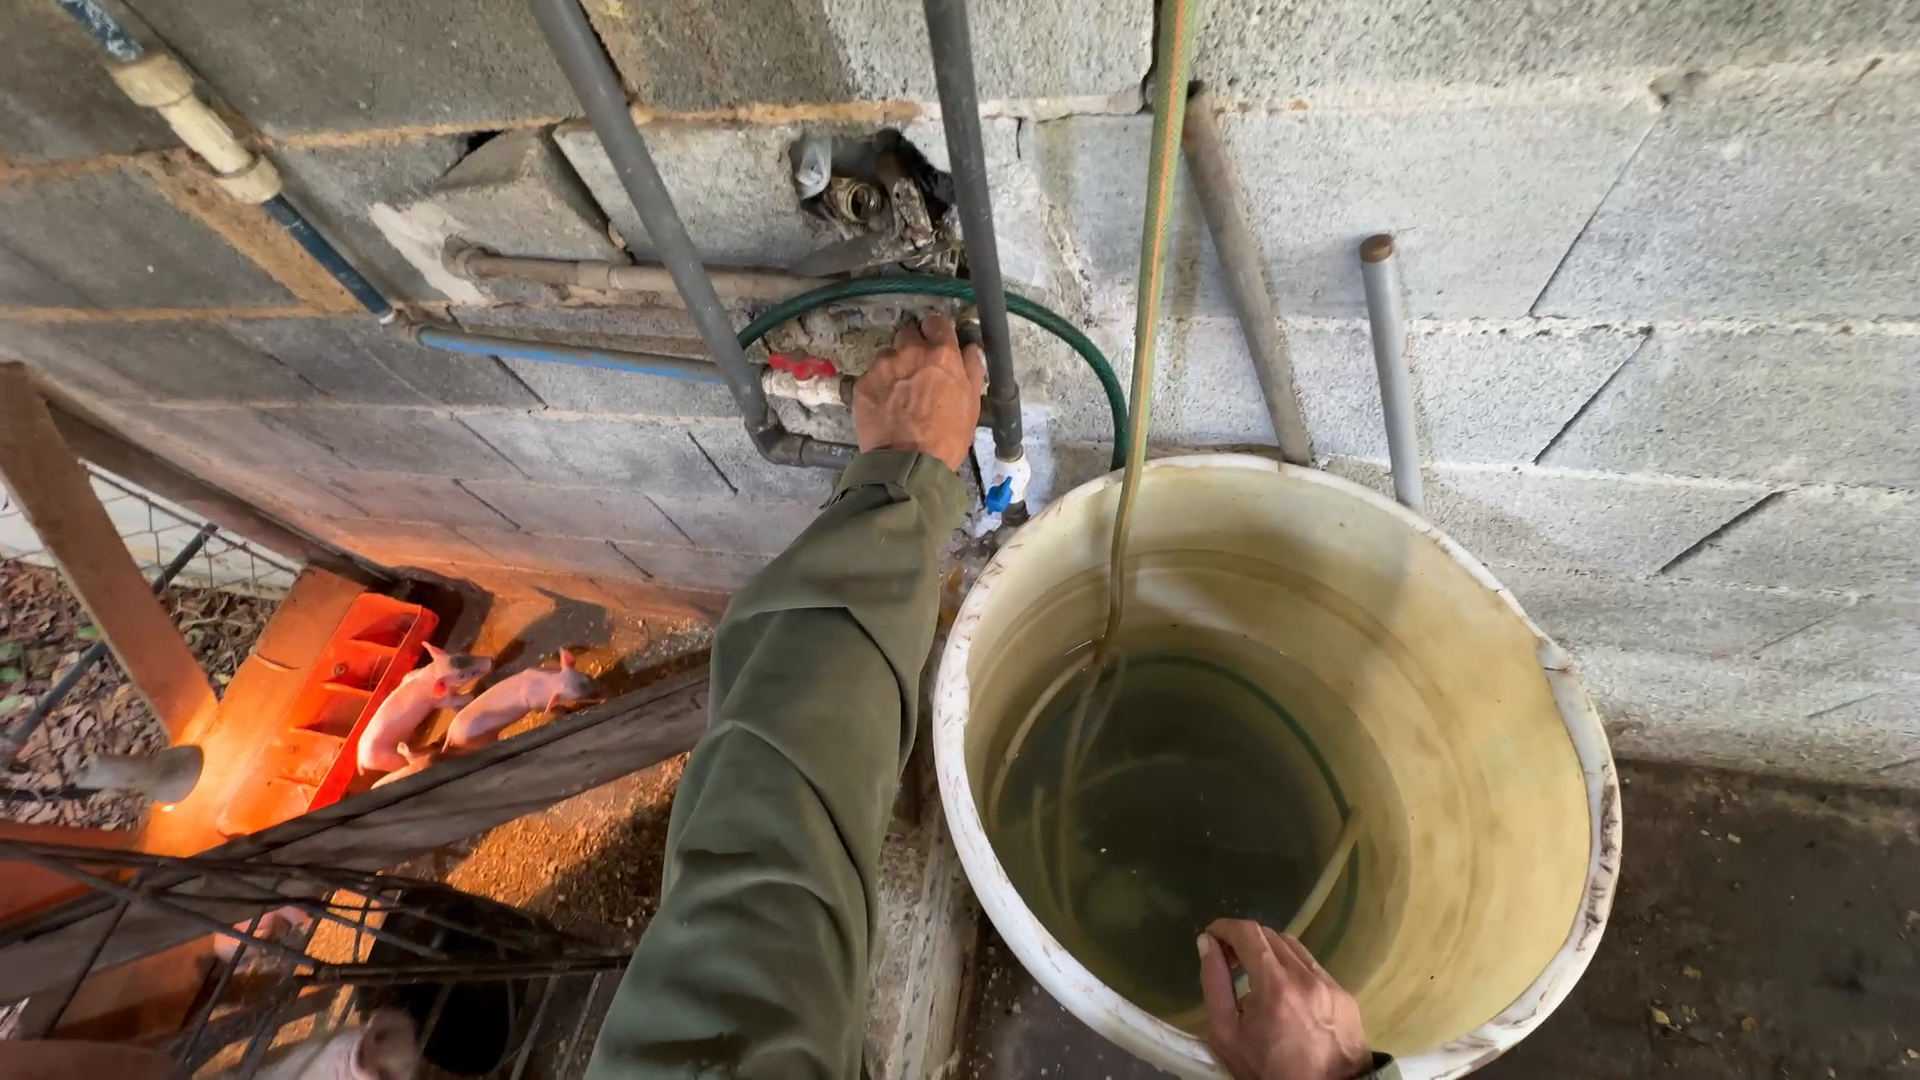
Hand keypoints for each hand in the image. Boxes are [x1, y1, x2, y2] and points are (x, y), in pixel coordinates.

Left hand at [853, 313, 985, 470]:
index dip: (936, 331)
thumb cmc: (947, 437)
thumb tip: (971, 348)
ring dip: (894, 368)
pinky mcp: (863, 383)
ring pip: (888, 355)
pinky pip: (871, 377)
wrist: (909, 463)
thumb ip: (972, 370)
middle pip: (909, 333)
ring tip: (899, 394)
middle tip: (918, 369)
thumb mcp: (972, 404)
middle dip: (913, 346)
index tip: (936, 342)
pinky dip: (878, 387)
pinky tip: (884, 407)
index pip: (937, 322)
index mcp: (941, 354)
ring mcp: (883, 366)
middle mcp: (910, 352)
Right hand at [1198, 920, 1373, 1079]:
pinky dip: (1291, 967)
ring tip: (1257, 973)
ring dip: (1268, 951)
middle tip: (1230, 959)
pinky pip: (1312, 966)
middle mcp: (1306, 977)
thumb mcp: (1227, 1035)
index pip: (1247, 932)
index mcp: (1275, 986)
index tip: (1212, 937)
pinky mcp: (1345, 996)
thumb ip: (1213, 983)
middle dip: (1244, 939)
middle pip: (1269, 934)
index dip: (1225, 927)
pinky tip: (1285, 992)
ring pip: (1292, 946)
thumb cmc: (1270, 1072)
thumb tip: (1207, 942)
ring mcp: (1330, 985)